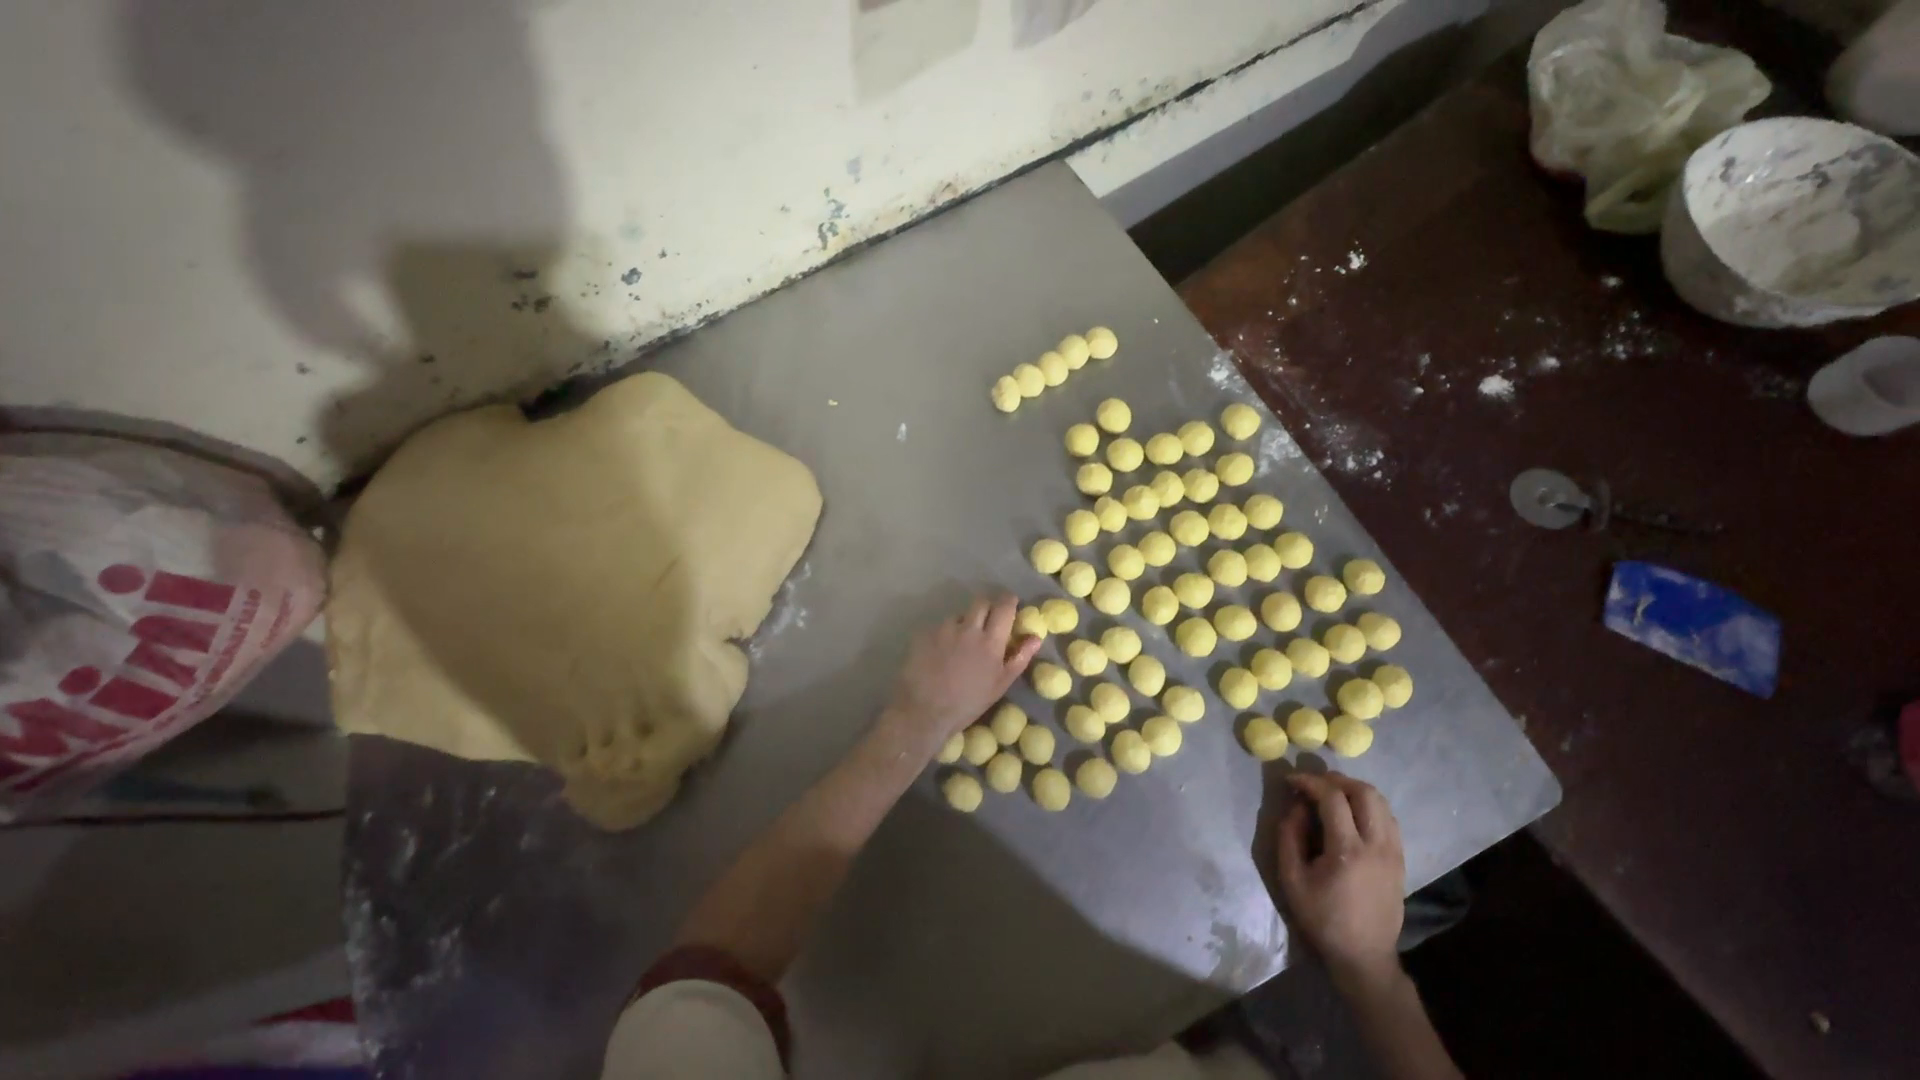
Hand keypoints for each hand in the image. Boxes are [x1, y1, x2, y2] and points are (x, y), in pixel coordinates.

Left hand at [882, 595, 1042, 752]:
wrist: (924, 711)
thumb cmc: (968, 703)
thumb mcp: (1000, 685)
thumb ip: (1019, 657)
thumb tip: (1036, 637)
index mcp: (990, 641)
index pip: (1004, 607)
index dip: (1008, 600)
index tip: (1010, 603)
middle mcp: (967, 628)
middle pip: (981, 602)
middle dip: (987, 607)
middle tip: (987, 622)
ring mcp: (943, 629)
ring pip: (959, 615)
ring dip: (964, 623)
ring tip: (960, 644)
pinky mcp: (924, 633)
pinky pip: (939, 626)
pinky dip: (944, 635)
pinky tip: (941, 653)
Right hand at [1277, 772, 1406, 993]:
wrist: (1363, 955)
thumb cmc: (1322, 918)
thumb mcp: (1291, 878)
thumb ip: (1289, 835)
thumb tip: (1297, 805)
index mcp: (1348, 850)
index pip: (1333, 797)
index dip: (1310, 782)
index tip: (1291, 781)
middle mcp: (1377, 845)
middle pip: (1365, 792)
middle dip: (1336, 779)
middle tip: (1314, 784)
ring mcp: (1394, 852)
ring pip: (1381, 802)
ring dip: (1355, 790)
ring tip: (1331, 795)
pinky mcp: (1401, 859)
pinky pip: (1388, 819)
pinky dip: (1368, 807)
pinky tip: (1350, 815)